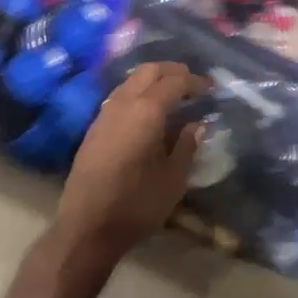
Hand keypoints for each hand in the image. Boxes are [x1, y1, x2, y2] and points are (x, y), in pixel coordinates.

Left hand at [56, 62, 210, 255]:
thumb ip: (187, 146)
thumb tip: (197, 124)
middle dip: (172, 70)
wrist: (86, 228)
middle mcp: (124, 102)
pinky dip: (137, 91)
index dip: (195, 81)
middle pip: (149, 70)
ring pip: (131, 80)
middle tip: (191, 82)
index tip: (210, 87)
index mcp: (147, 111)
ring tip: (171, 93)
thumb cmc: (136, 205)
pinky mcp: (94, 127)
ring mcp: (105, 113)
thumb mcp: (173, 179)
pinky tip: (146, 111)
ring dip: (153, 79)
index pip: (175, 81)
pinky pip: (120, 95)